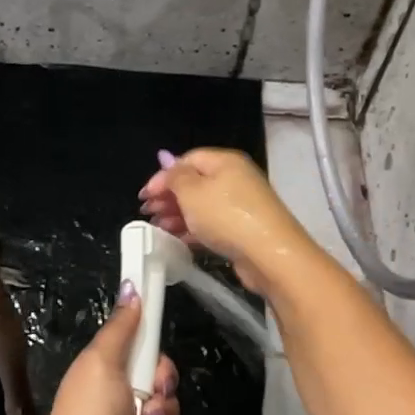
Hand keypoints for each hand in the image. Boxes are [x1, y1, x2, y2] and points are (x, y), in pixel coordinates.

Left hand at [37, 290, 179, 414]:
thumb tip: (131, 286)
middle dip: (162, 410)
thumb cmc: (90, 414)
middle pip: (166, 397)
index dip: (162, 373)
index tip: (155, 382)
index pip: (155, 363)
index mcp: (110, 372)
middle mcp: (120, 401)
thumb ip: (121, 327)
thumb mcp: (102, 362)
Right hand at [139, 149, 306, 291]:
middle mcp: (235, 179)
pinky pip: (211, 224)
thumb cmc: (226, 216)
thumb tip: (166, 159)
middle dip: (168, 197)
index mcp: (224, 162)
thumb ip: (175, 176)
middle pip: (194, 183)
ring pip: (201, 205)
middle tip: (147, 213)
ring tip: (158, 229)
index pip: (187, 160)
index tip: (144, 196)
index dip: (163, 175)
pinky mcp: (242, 229)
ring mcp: (240, 205)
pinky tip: (176, 240)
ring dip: (177, 215)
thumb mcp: (192, 192)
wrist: (270, 256)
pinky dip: (192, 229)